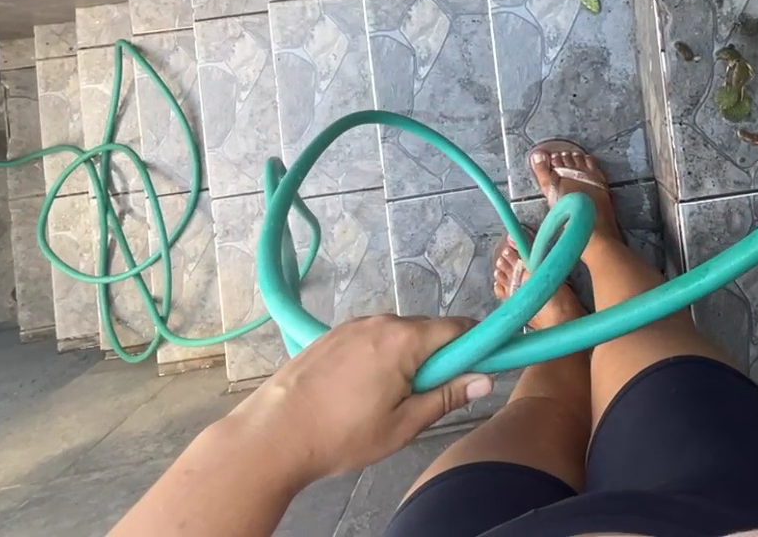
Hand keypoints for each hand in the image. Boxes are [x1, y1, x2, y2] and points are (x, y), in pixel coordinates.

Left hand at [227, 315, 493, 483]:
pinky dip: (377, 354)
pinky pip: (371, 336)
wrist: (271, 435)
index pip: (458, 327)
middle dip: (435, 355)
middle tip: (422, 395)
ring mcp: (355, 324)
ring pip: (398, 333)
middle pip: (428, 329)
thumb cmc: (341, 435)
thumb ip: (446, 397)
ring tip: (383, 397)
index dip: (474, 344)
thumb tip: (485, 379)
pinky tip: (357, 387)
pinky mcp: (333, 332)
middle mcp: (384, 321)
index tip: (476, 366)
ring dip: (404, 355)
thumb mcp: (402, 426)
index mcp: (406, 340)